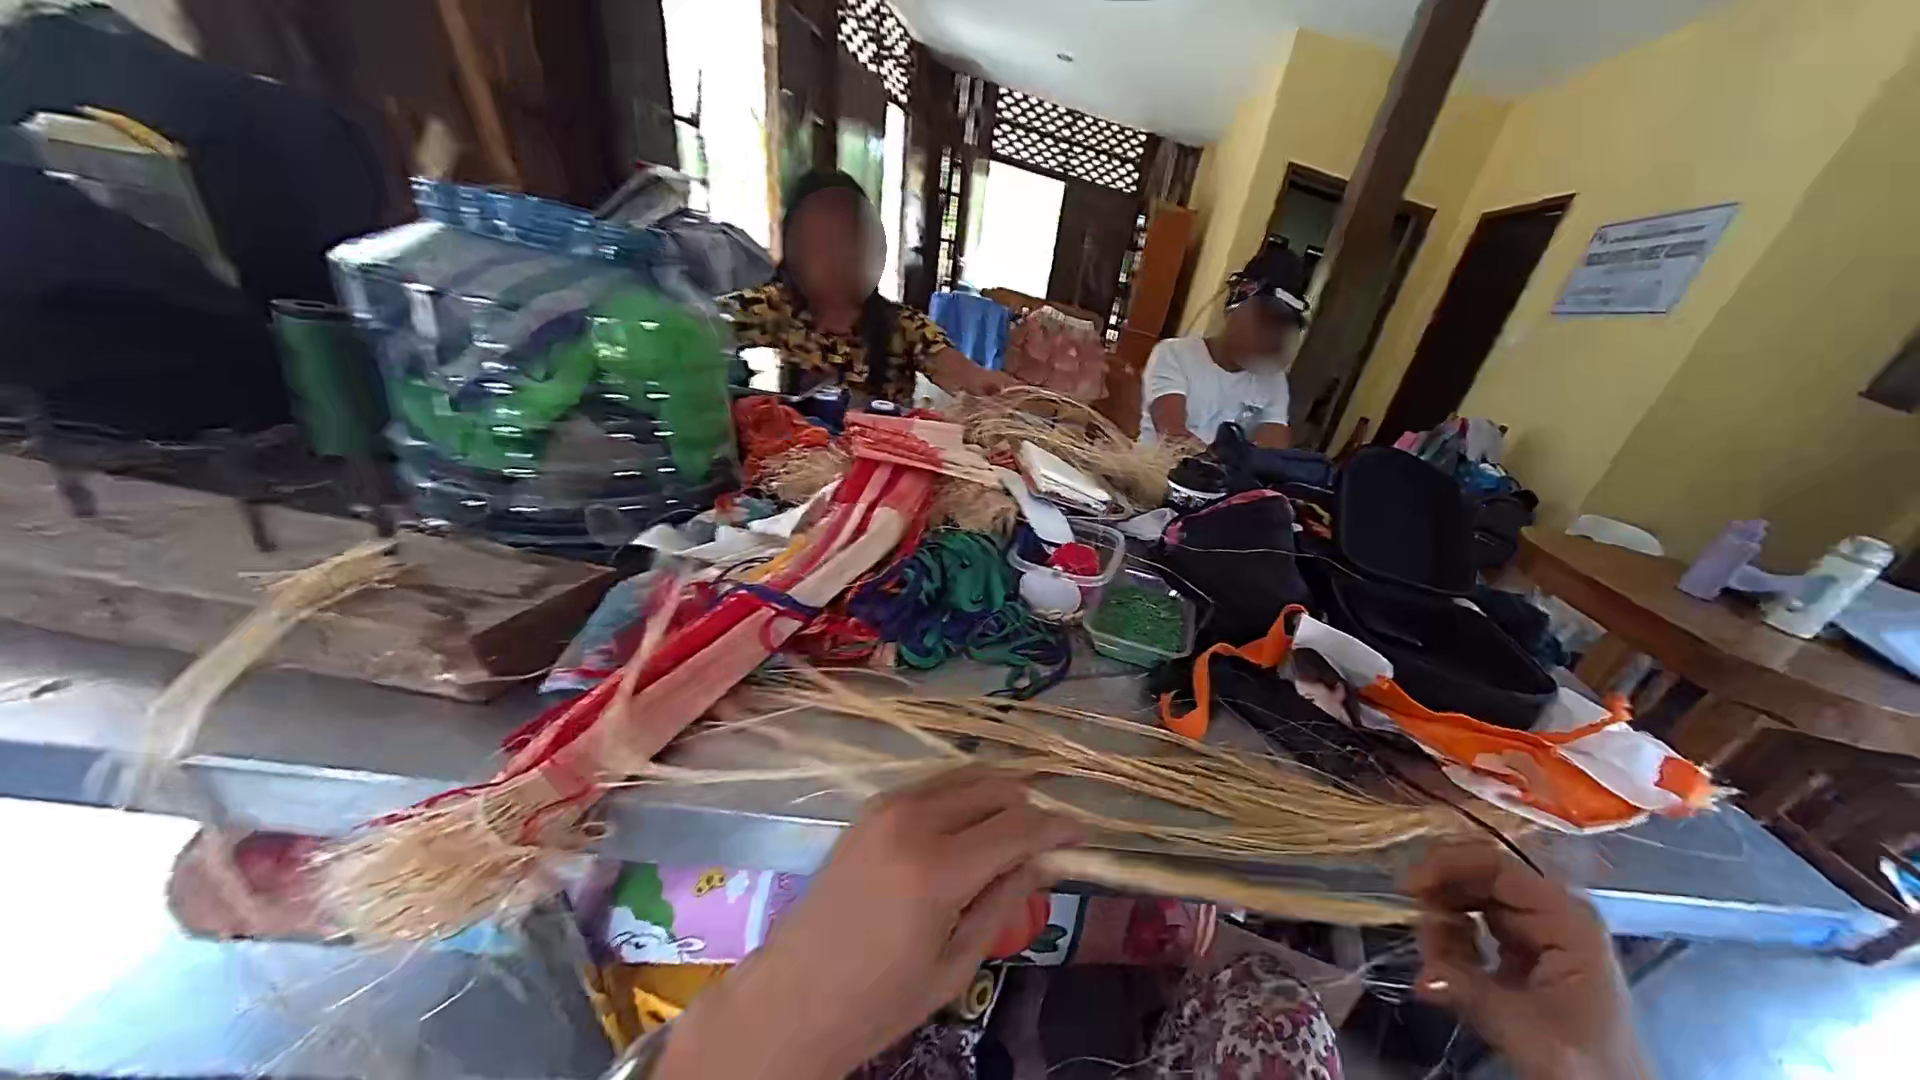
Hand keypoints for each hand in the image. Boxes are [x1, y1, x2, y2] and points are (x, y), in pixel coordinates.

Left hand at [655, 767, 1083, 1079]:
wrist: (795, 992)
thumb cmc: (881, 997)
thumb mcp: (957, 961)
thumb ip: (1005, 897)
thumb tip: (1046, 858)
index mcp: (937, 867)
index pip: (1019, 825)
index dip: (1059, 827)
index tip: (1084, 834)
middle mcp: (914, 819)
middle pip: (997, 787)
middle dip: (1030, 809)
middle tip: (1046, 842)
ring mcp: (889, 804)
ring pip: (967, 775)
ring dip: (999, 795)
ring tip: (1013, 832)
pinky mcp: (873, 804)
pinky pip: (935, 783)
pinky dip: (965, 794)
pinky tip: (971, 825)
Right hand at [1409, 846, 1649, 1079]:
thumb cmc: (1586, 1066)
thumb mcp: (1526, 1030)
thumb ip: (1470, 993)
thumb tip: (1422, 974)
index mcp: (1565, 918)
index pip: (1496, 865)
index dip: (1447, 865)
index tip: (1410, 886)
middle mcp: (1551, 914)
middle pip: (1476, 879)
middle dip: (1439, 899)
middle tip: (1412, 920)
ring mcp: (1535, 932)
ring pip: (1467, 902)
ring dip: (1441, 926)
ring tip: (1435, 963)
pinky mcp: (1519, 952)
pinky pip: (1470, 928)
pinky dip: (1449, 943)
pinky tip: (1445, 970)